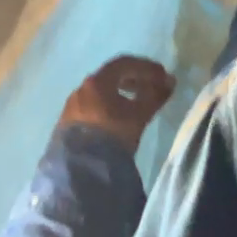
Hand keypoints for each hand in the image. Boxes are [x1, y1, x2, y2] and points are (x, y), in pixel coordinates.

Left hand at [57, 55, 177, 151]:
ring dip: (119, 93)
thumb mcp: (138, 116)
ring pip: (100, 92)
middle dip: (134, 79)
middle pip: (111, 76)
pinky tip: (115, 119)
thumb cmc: (112, 137)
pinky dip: (107, 106)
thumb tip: (170, 81)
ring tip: (135, 104)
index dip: (146, 67)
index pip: (124, 63)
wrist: (80, 172)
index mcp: (97, 81)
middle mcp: (81, 88)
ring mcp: (71, 106)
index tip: (161, 75)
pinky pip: (91, 106)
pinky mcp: (66, 124)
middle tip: (151, 87)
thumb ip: (155, 96)